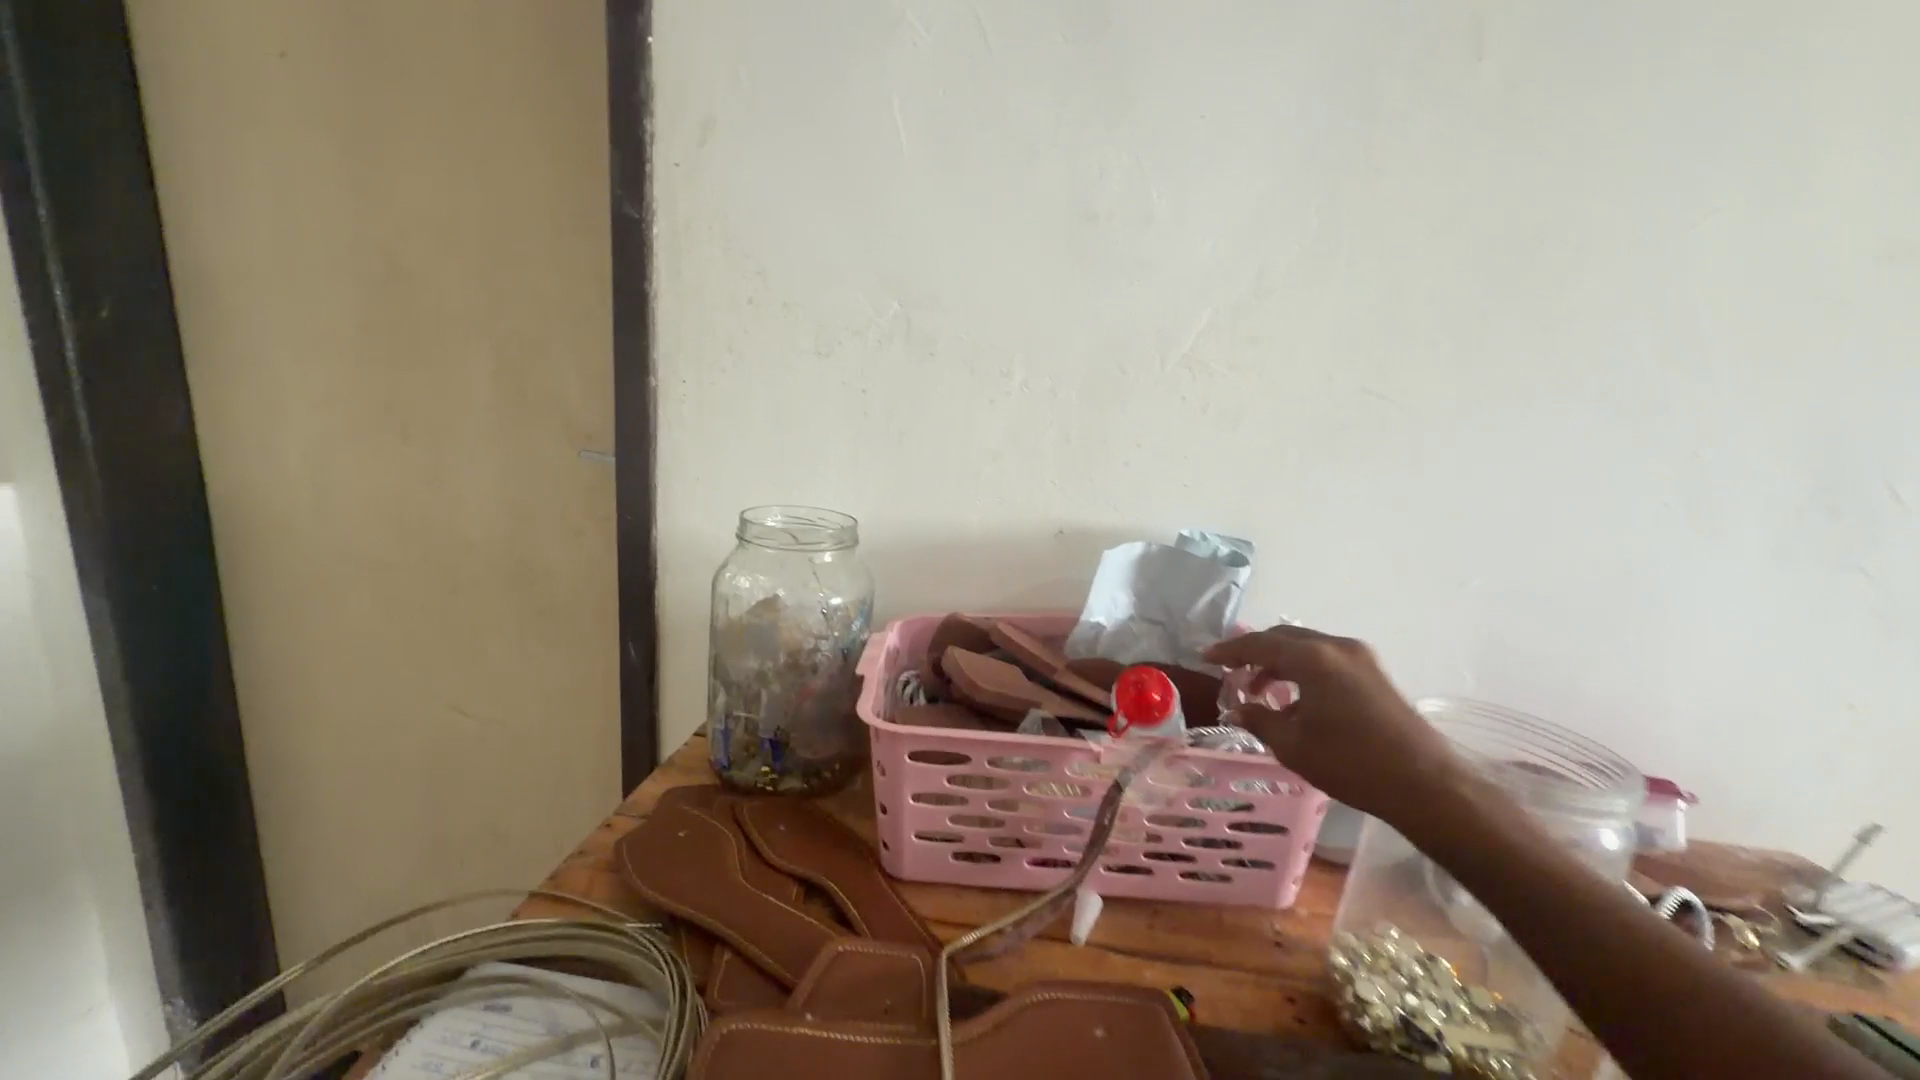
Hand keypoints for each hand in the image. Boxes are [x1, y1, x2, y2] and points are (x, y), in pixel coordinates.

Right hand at [1203, 625, 1461, 823]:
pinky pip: (1326, 659)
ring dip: (1279, 662)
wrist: (1424, 783)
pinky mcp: (1374, 675)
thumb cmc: (1351, 763)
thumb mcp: (1292, 745)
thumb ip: (1260, 719)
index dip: (1229, 651)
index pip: (1260, 644)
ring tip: (1259, 691)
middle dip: (1254, 652)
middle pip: (1285, 638)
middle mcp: (1337, 648)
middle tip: (1231, 673)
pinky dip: (1302, 670)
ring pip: (1307, 647)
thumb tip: (1240, 708)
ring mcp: (1361, 659)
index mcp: (1313, 658)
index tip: (1205, 658)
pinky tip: (1294, 698)